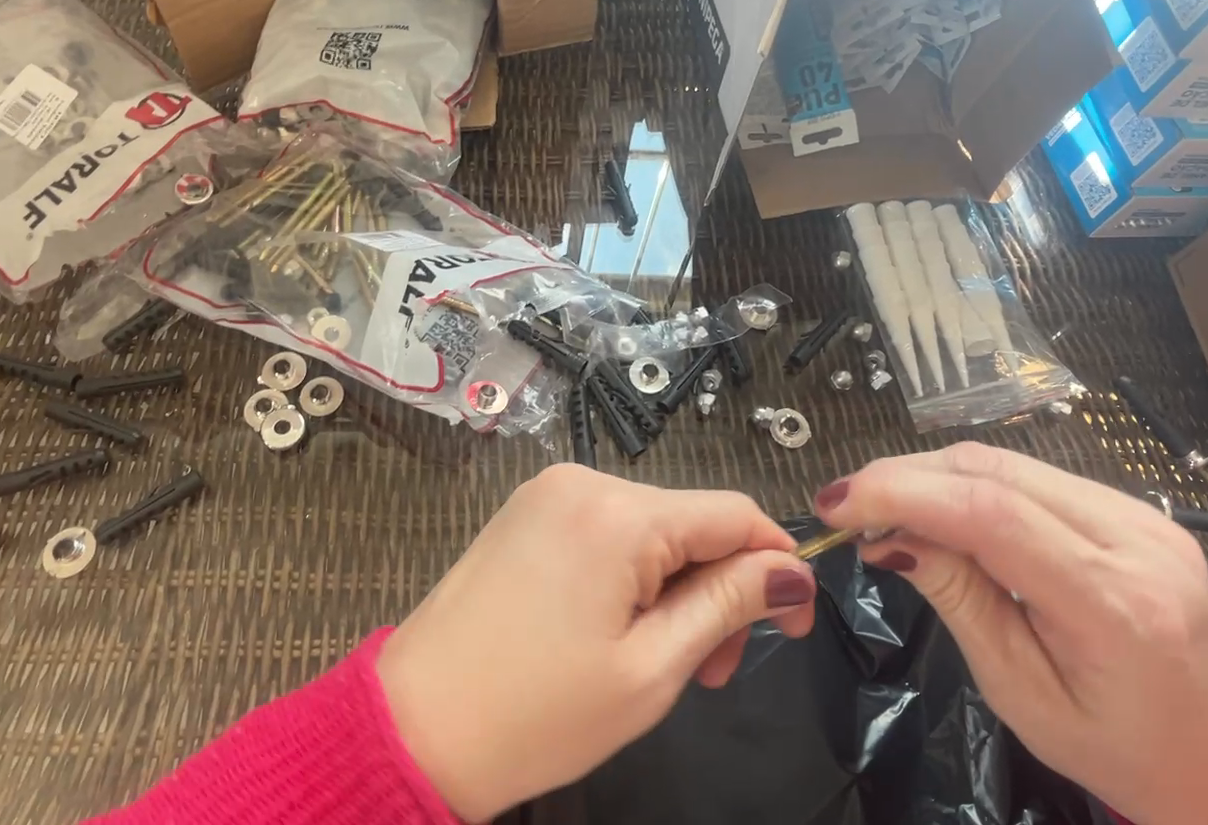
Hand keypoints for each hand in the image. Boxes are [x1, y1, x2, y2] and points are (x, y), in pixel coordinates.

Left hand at [375, 463, 819, 822]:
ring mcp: (547, 493)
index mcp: (617, 512)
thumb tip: (793, 571)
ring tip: (665, 660)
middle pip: (689, 521)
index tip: (791, 626)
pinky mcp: (527, 514)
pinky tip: (619, 628)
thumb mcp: (651, 668)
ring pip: (650, 529)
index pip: (732, 513)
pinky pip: (607, 532)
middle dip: (718, 589)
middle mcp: (583, 481)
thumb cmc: (539, 713)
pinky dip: (632, 575)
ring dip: (676, 588)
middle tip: (712, 670)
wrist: (413, 726)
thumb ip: (728, 605)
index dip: (776, 564)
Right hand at [815, 444, 1207, 824]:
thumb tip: (886, 537)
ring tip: (877, 504)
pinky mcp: (1130, 505)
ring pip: (1004, 461)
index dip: (902, 495)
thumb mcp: (1017, 690)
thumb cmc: (1111, 743)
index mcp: (1117, 604)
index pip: (992, 516)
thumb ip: (956, 600)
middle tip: (844, 504)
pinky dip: (963, 481)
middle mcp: (1138, 538)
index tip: (835, 504)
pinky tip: (931, 505)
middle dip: (903, 477)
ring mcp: (1141, 513)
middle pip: (993, 472)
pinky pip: (1026, 473)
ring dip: (927, 474)